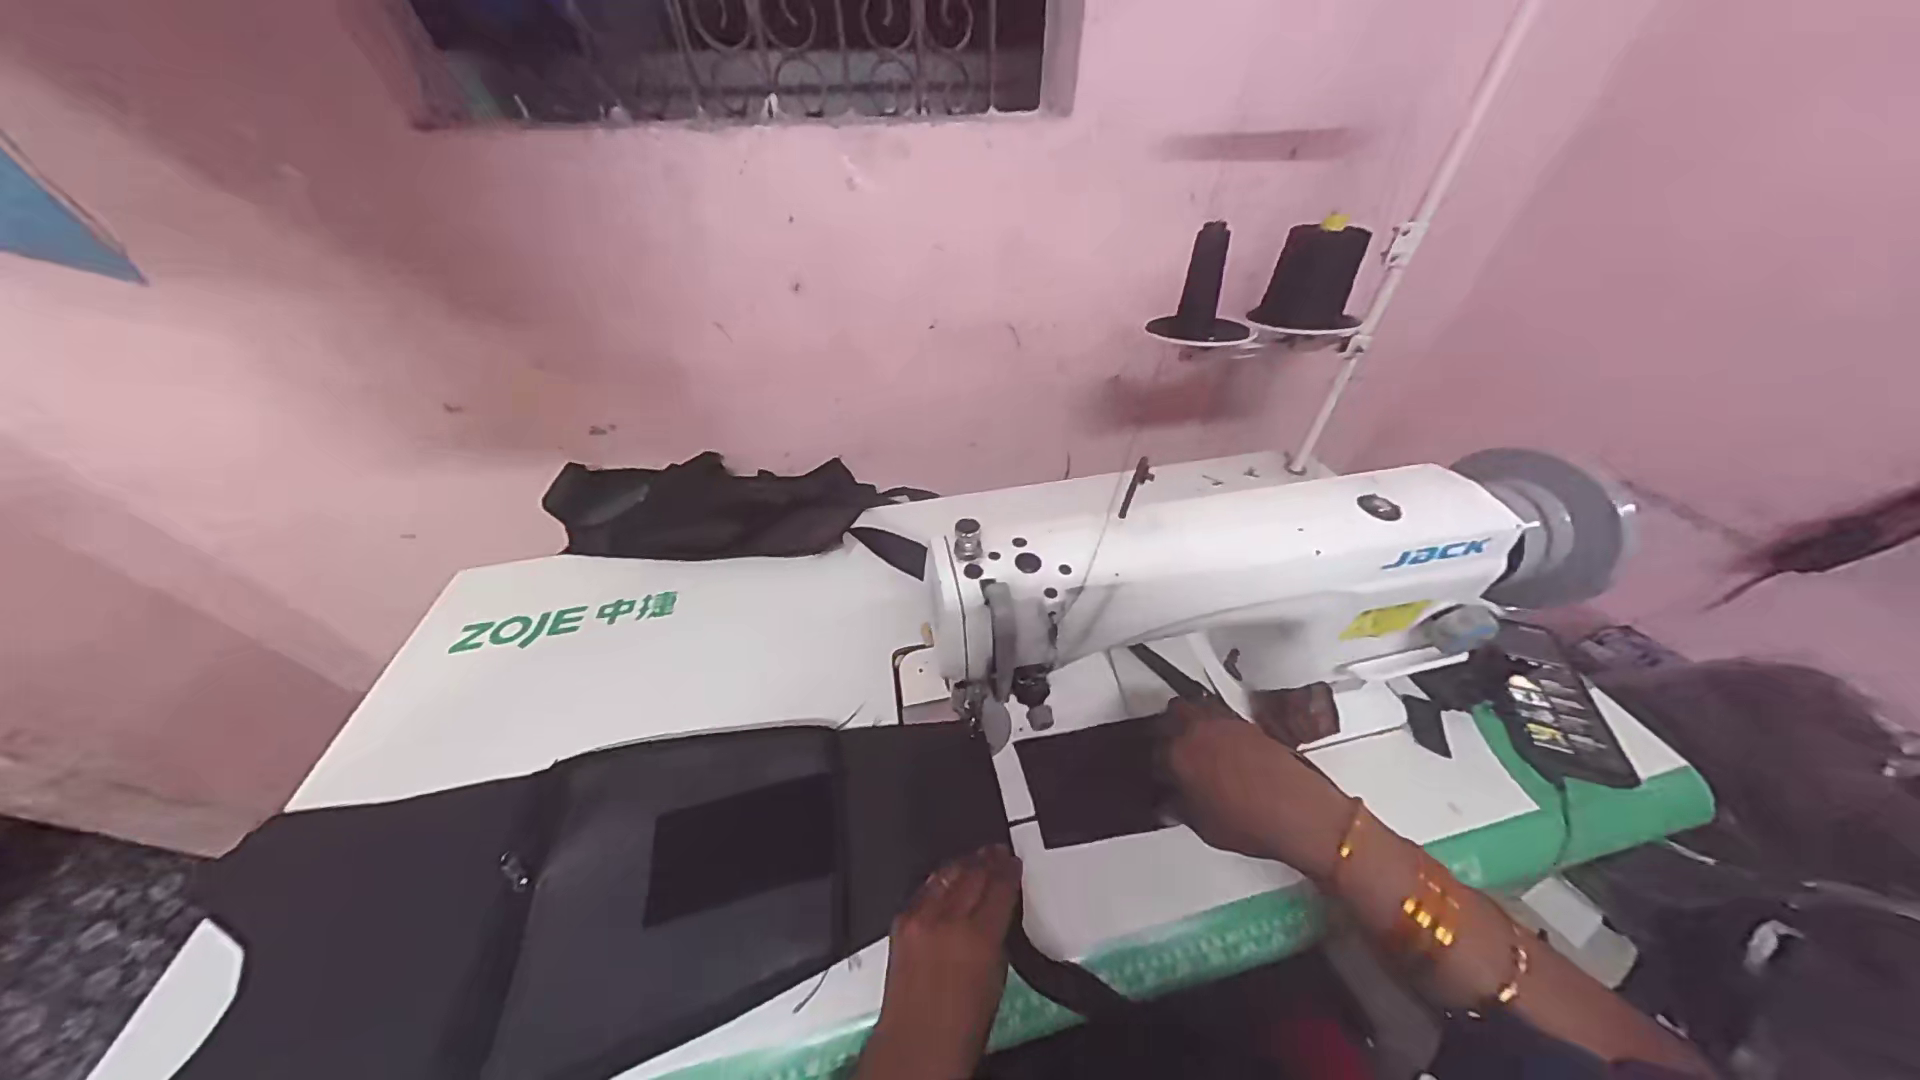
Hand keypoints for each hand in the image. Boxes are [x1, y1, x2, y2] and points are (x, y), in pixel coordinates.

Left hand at [855, 845, 1021, 1079]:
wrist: (914, 1048)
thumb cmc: (962, 1028)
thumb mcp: (996, 978)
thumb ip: (998, 936)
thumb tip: (999, 910)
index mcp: (979, 937)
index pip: (1000, 886)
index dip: (1010, 870)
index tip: (1014, 863)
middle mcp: (947, 920)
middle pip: (973, 872)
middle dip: (989, 860)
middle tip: (998, 852)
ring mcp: (920, 918)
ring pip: (947, 873)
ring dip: (965, 863)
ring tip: (977, 857)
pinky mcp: (901, 921)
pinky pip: (924, 888)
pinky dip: (940, 879)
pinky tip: (948, 876)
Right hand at [1158, 698, 1350, 877]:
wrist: (1303, 817)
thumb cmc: (1257, 823)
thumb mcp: (1206, 827)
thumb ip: (1180, 809)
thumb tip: (1172, 805)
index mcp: (1177, 756)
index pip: (1153, 753)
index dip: (1154, 765)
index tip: (1160, 776)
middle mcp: (1198, 732)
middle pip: (1169, 716)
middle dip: (1166, 729)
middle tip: (1169, 748)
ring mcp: (1223, 723)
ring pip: (1193, 706)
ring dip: (1188, 718)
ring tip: (1191, 737)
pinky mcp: (1246, 723)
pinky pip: (1219, 713)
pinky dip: (1213, 722)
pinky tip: (1219, 741)